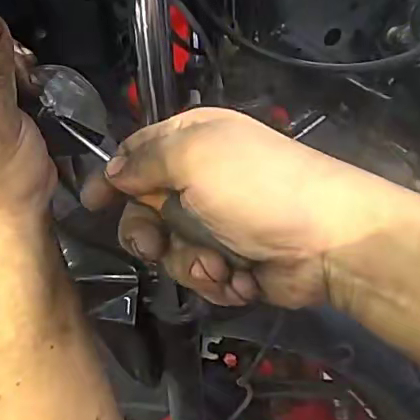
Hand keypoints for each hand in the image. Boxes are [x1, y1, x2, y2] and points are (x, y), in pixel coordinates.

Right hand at [81, 108, 419, 308]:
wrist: (329, 241)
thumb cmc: (257, 188)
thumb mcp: (195, 156)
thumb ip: (146, 159)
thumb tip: (113, 168)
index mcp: (192, 139)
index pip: (136, 153)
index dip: (112, 178)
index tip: (91, 203)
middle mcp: (201, 178)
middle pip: (145, 209)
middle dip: (150, 234)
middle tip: (158, 244)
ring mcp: (217, 221)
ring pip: (170, 249)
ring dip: (191, 263)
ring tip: (221, 265)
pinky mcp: (232, 259)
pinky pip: (200, 274)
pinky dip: (217, 280)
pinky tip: (241, 278)